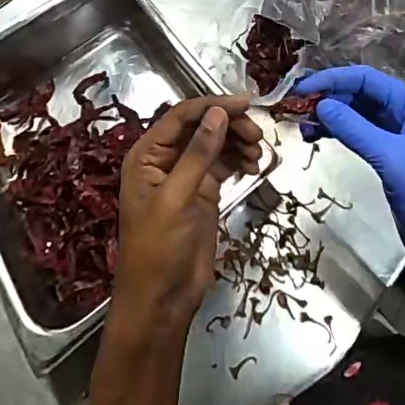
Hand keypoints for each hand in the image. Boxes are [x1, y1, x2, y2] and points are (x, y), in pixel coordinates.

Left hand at [114, 96, 262, 325]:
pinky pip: (222, 166)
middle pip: (200, 127)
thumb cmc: (157, 248)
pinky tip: (254, 164)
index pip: (181, 116)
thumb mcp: (176, 198)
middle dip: (228, 125)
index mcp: (146, 153)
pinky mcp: (202, 193)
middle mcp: (164, 159)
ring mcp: (185, 176)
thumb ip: (197, 155)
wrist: (161, 299)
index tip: (245, 104)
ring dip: (236, 142)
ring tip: (258, 152)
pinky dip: (238, 161)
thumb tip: (218, 114)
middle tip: (257, 135)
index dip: (212, 106)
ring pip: (214, 145)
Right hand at [298, 65, 404, 336]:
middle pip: (358, 94)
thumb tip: (320, 104)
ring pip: (355, 115)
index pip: (365, 79)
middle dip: (327, 97)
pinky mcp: (388, 160)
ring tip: (302, 126)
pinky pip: (356, 135)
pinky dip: (336, 133)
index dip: (331, 80)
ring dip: (328, 116)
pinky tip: (317, 137)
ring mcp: (396, 139)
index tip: (300, 90)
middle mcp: (404, 116)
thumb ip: (354, 128)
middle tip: (295, 108)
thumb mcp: (391, 159)